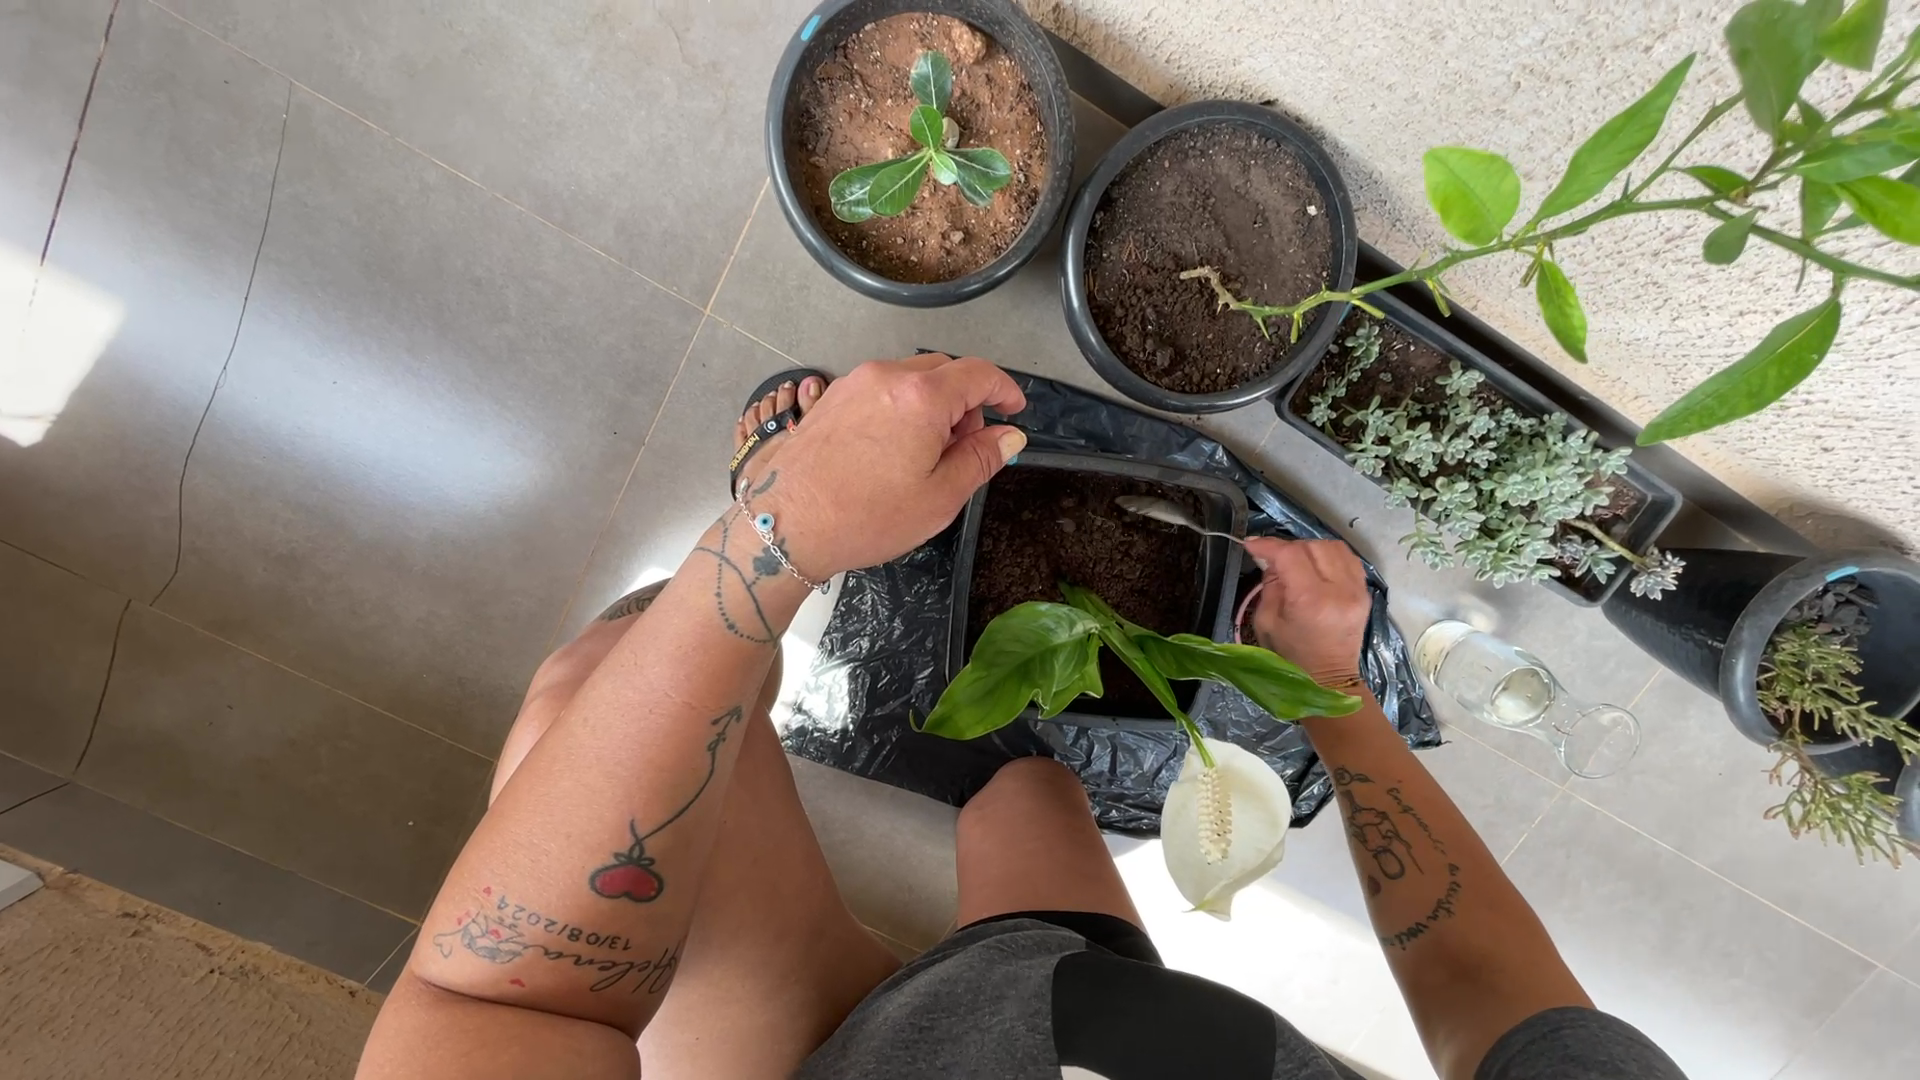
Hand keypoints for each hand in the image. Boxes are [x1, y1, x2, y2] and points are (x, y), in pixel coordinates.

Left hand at [743, 354, 1026, 576]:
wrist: (785, 526)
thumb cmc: (866, 517)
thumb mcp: (939, 498)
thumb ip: (981, 459)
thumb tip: (1011, 435)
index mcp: (921, 397)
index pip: (978, 373)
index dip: (1004, 389)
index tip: (1014, 410)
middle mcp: (886, 376)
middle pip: (944, 370)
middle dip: (967, 400)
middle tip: (968, 445)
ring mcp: (853, 383)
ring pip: (911, 378)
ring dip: (933, 404)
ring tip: (928, 453)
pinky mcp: (830, 399)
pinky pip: (881, 389)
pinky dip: (902, 407)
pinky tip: (894, 449)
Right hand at [1243, 537, 1369, 684]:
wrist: (1328, 678)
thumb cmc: (1291, 655)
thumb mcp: (1266, 621)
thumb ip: (1270, 584)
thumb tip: (1272, 560)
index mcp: (1311, 600)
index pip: (1290, 555)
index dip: (1268, 545)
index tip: (1251, 545)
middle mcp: (1340, 590)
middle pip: (1312, 547)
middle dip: (1288, 548)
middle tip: (1272, 559)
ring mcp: (1357, 591)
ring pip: (1333, 547)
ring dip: (1309, 548)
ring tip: (1295, 561)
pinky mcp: (1364, 593)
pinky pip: (1348, 559)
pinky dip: (1328, 555)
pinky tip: (1315, 565)